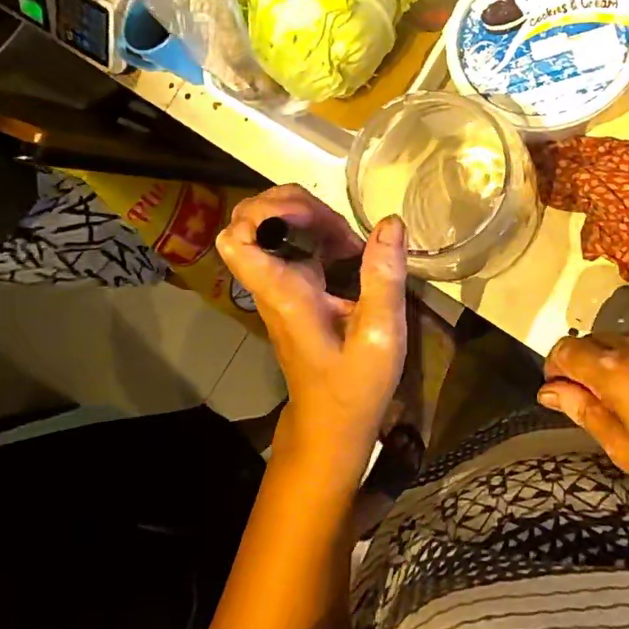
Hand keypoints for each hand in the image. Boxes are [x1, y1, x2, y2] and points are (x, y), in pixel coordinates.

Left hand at [217, 186, 408, 465]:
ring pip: (270, 227)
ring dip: (307, 216)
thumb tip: (391, 221)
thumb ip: (384, 278)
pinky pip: (291, 243)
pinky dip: (316, 232)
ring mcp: (281, 284)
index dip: (262, 212)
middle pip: (250, 220)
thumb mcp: (381, 334)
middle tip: (339, 225)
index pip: (237, 241)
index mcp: (283, 292)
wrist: (334, 423)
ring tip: (349, 237)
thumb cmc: (355, 386)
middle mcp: (273, 282)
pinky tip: (349, 248)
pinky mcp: (294, 288)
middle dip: (294, 205)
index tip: (309, 215)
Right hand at [541, 331, 628, 525]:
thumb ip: (582, 410)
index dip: (554, 368)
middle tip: (589, 401)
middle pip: (592, 340)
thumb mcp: (623, 448)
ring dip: (610, 359)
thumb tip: (549, 390)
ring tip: (623, 398)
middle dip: (581, 363)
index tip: (558, 392)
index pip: (566, 349)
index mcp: (615, 368)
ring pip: (621, 339)